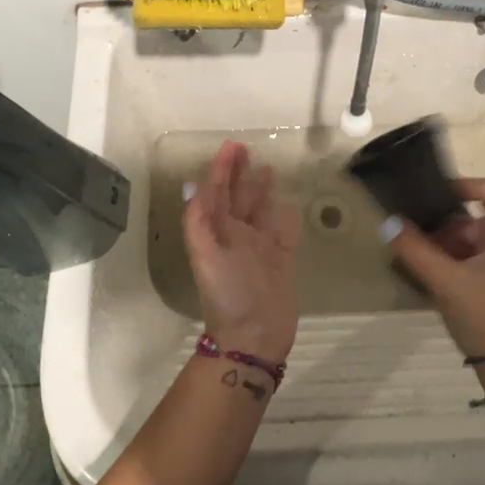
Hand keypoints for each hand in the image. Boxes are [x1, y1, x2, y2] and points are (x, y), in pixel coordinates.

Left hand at [183, 141, 298, 361]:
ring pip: (260, 210)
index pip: (217, 193)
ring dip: (261, 189)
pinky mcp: (283, 260)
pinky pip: (284, 231)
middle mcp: (237, 236)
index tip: (231, 146)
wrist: (253, 337)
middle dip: (239, 173)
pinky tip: (289, 201)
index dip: (221, 170)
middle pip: (237, 197)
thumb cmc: (227, 296)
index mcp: (217, 233)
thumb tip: (195, 188)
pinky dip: (286, 215)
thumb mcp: (205, 258)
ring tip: (268, 167)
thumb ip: (199, 223)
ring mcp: (261, 248)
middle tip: (247, 149)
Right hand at [385, 176, 484, 358]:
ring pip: (478, 229)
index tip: (442, 198)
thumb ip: (415, 250)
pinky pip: (478, 248)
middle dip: (451, 216)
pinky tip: (432, 266)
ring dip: (449, 236)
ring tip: (421, 251)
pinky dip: (456, 251)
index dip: (472, 184)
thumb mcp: (444, 281)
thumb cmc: (484, 316)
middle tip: (422, 228)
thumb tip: (388, 224)